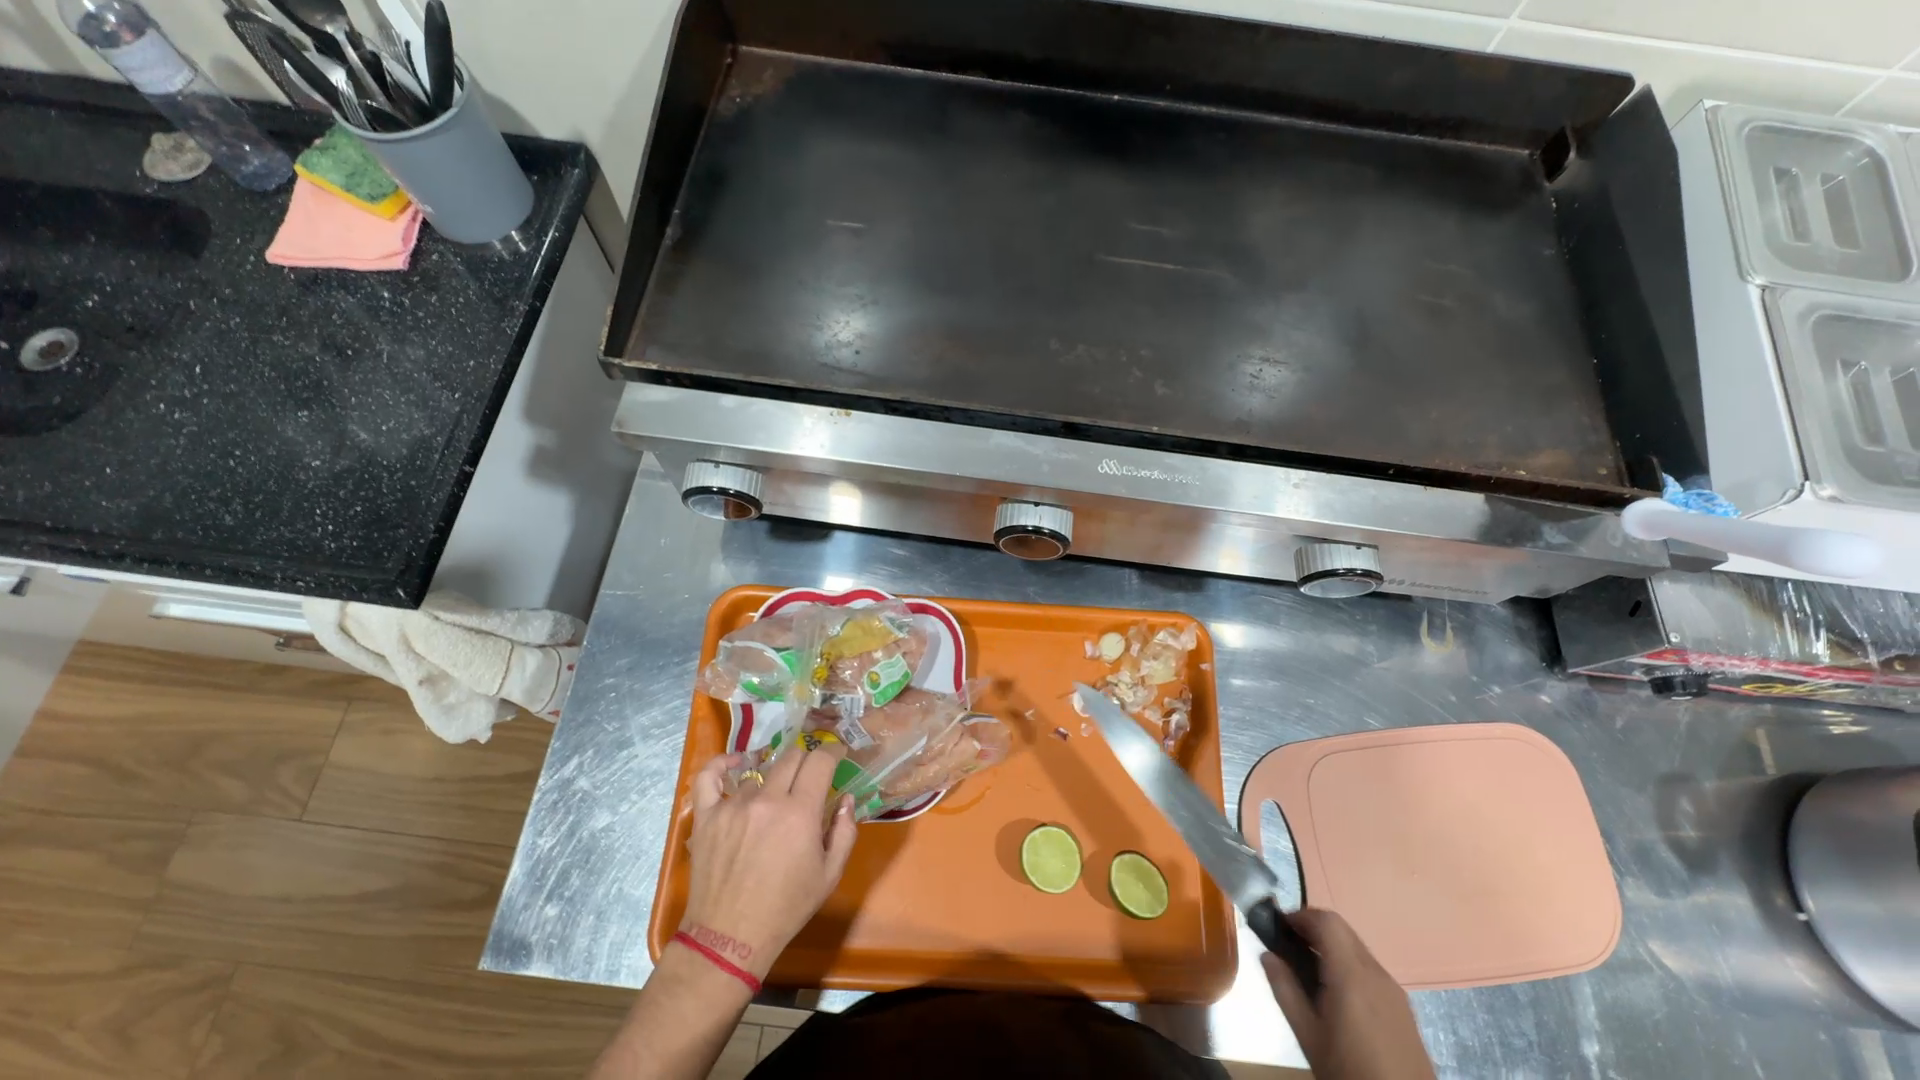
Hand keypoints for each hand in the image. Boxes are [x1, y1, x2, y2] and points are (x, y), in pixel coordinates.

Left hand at [678, 747, 856, 979]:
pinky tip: (736, 764)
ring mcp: (732, 806)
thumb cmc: (786, 908)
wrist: (731, 935)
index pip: (819, 761)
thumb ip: (844, 832)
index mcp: (799, 813)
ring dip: (773, 781)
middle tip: (811, 776)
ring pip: (759, 774)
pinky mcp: (706, 816)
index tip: (837, 756)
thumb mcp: (829, 875)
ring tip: (775, 801)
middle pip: (791, 757)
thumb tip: (845, 799)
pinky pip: (709, 778)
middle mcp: (766, 800)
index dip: (832, 753)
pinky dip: (723, 765)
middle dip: (807, 760)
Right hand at [1261, 908, 1436, 1079]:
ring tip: (1307, 971)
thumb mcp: (1307, 1035)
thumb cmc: (1348, 1072)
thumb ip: (1285, 990)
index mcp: (1351, 976)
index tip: (1277, 926)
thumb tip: (1267, 955)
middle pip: (1343, 930)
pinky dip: (1347, 964)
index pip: (1327, 921)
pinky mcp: (1402, 1004)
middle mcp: (1376, 973)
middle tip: (1286, 946)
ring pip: (1357, 948)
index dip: (1300, 916)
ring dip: (1330, 946)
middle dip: (1313, 928)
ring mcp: (1393, 988)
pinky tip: (1335, 994)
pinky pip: (1370, 968)